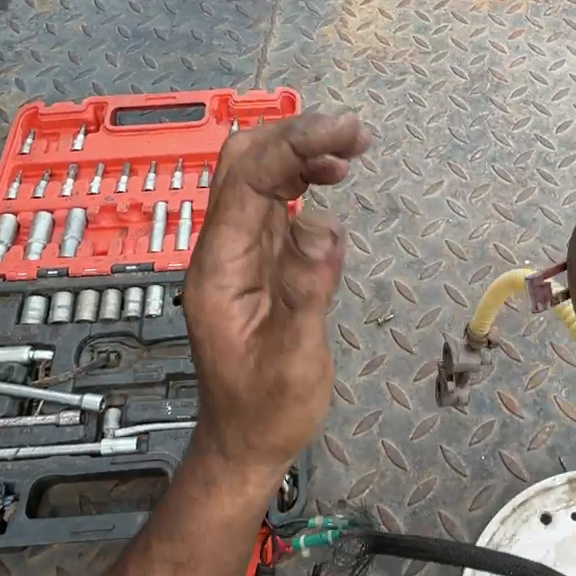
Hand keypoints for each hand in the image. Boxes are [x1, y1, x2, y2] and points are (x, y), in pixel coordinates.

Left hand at [183, 114, 370, 476]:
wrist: (243, 441)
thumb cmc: (265, 411)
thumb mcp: (293, 366)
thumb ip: (307, 297)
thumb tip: (326, 231)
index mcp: (221, 268)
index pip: (249, 181)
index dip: (295, 146)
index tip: (346, 135)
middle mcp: (224, 249)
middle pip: (245, 162)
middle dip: (296, 135)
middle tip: (355, 134)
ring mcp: (239, 250)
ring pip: (259, 174)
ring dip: (303, 150)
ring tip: (353, 146)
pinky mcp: (259, 257)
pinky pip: (275, 200)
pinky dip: (304, 176)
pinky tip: (332, 176)